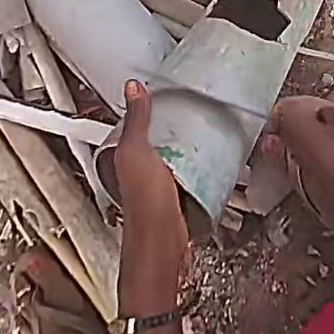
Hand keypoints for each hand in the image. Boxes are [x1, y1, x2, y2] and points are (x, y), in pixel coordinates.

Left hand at [113, 80, 187, 312]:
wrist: (163, 246)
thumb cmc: (145, 203)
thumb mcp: (137, 152)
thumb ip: (136, 120)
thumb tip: (132, 87)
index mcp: (125, 157)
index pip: (133, 124)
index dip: (145, 108)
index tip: (162, 92)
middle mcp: (138, 170)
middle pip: (155, 139)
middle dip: (169, 125)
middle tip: (188, 108)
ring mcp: (158, 184)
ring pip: (172, 156)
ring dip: (184, 144)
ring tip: (202, 128)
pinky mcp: (177, 196)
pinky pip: (187, 172)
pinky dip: (196, 164)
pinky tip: (209, 159)